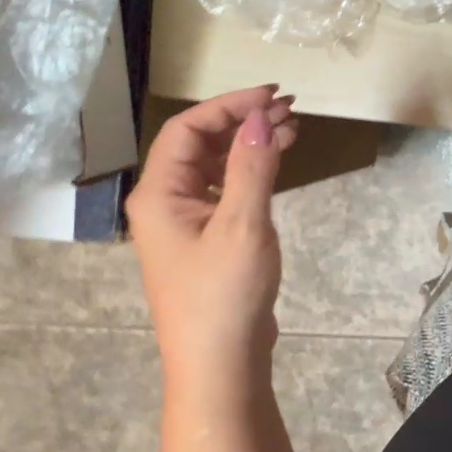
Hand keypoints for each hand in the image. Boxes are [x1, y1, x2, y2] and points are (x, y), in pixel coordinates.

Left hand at [128, 85, 298, 401]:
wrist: (220, 357)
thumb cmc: (225, 290)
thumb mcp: (242, 225)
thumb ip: (251, 169)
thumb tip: (261, 120)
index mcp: (159, 194)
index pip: (188, 130)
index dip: (229, 105)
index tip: (274, 95)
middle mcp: (165, 202)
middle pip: (199, 144)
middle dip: (243, 121)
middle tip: (291, 108)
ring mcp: (186, 222)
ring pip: (215, 166)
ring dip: (250, 144)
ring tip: (293, 129)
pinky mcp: (208, 239)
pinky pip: (226, 189)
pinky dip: (252, 171)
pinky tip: (277, 164)